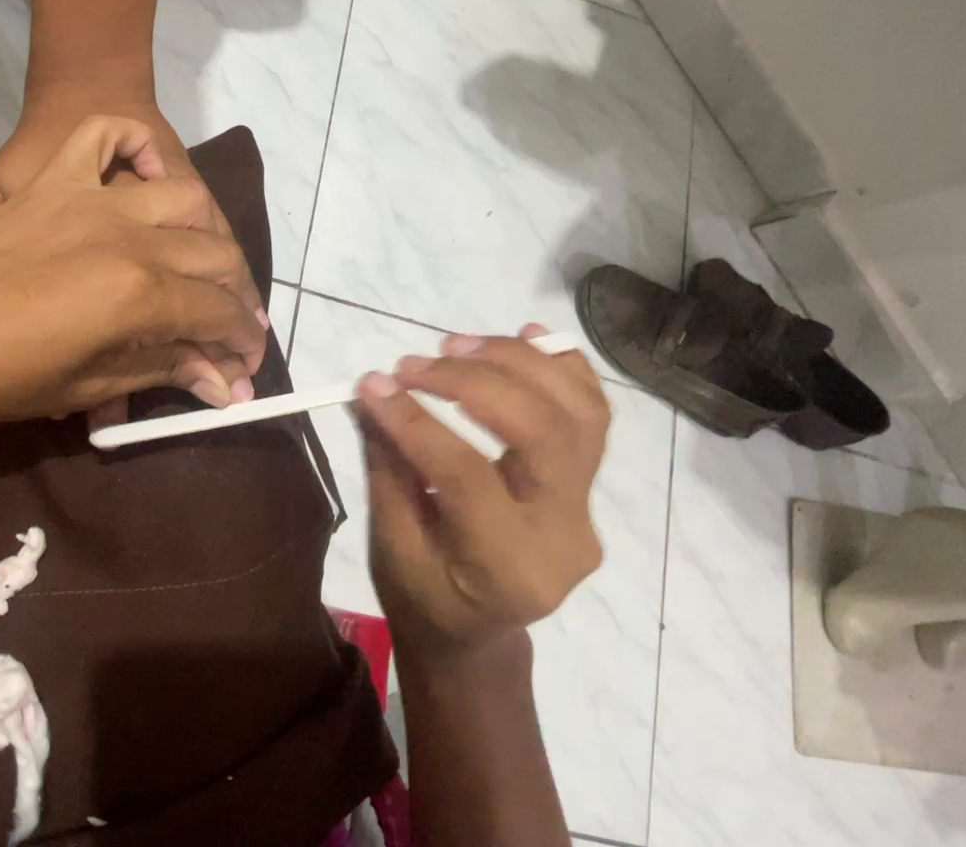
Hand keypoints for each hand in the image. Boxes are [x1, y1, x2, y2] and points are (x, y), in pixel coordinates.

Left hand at [0, 115, 268, 436]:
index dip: (240, 342)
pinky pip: (105, 138)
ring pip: (182, 197)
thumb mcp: (85, 385)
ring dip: (209, 233)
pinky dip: (131, 144)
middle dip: (238, 296)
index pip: (217, 312)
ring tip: (206, 266)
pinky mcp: (55, 182)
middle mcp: (128, 236)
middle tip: (235, 329)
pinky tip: (144, 177)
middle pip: (214, 255)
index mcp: (137, 294)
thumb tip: (222, 383)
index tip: (245, 368)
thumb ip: (160, 370)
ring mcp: (90, 199)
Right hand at [355, 325, 609, 656]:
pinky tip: (524, 333)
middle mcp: (564, 535)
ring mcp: (587, 509)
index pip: (466, 474)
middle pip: (545, 433)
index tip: (373, 383)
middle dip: (475, 383)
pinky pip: (592, 417)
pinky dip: (562, 367)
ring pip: (580, 414)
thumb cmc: (422, 598)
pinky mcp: (589, 488)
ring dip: (519, 364)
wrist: (474, 631)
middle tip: (414, 364)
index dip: (416, 421)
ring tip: (455, 345)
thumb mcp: (390, 545)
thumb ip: (388, 468)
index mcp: (506, 566)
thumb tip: (374, 395)